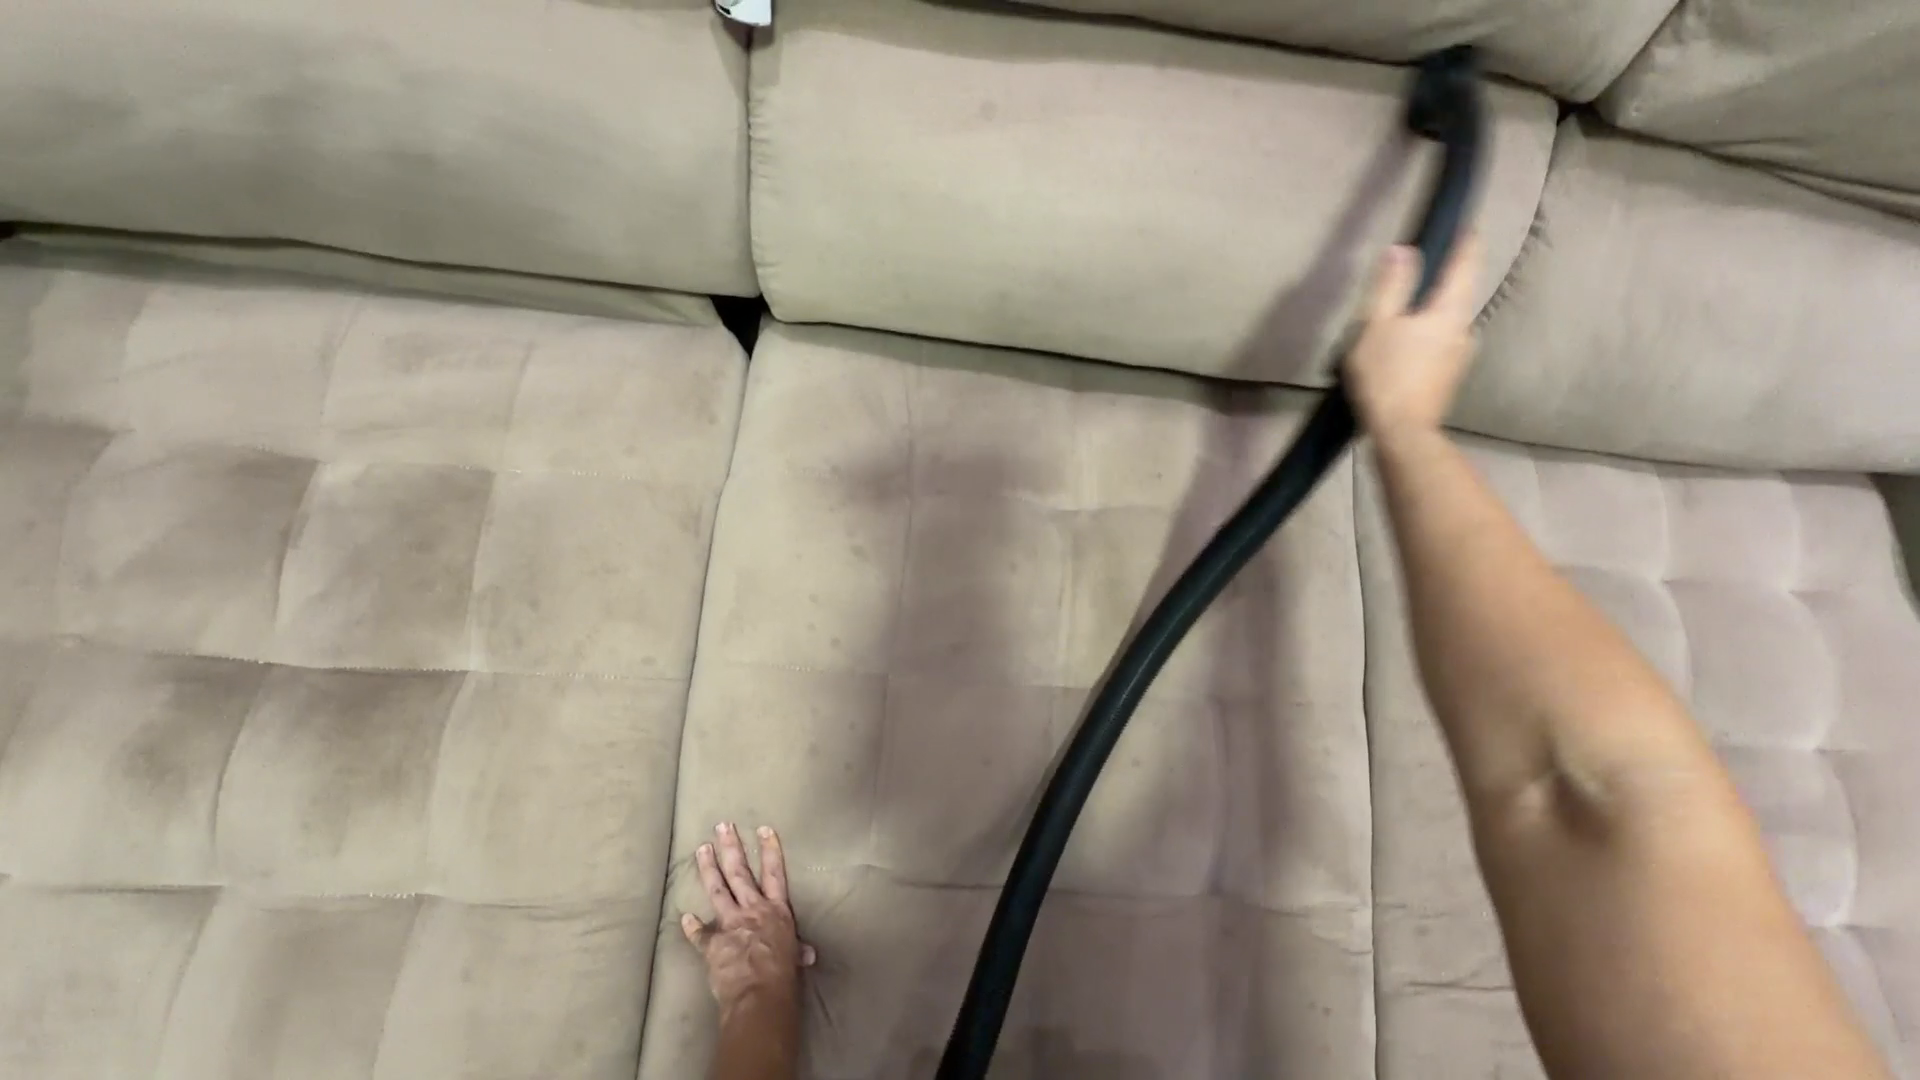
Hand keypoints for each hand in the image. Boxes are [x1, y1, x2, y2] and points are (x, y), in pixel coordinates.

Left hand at [681, 823, 816, 1014]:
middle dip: (732, 847)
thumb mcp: (794, 956)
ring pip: (718, 889)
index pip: (774, 873)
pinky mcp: (712, 942)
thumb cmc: (783, 973)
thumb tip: (808, 953)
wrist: (760, 993)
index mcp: (776, 910)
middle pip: (740, 872)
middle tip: (722, 826)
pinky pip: (700, 934)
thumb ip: (797, 949)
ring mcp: (730, 923)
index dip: (769, 850)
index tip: (763, 829)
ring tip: (702, 849)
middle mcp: (753, 909)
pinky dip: (692, 927)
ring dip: (709, 868)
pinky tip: (685, 917)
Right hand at [1343, 230, 1482, 436]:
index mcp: (1449, 311)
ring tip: (1404, 318)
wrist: (1403, 432)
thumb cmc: (1387, 375)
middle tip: (1424, 273)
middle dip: (1442, 283)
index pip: (1464, 265)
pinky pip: (1439, 347)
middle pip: (1456, 296)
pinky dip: (1424, 340)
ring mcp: (1460, 357)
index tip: (1468, 224)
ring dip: (1429, 316)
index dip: (1466, 243)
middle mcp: (1464, 329)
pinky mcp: (1448, 379)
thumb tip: (1403, 249)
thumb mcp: (1377, 326)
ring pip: (1446, 324)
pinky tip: (1404, 350)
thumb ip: (1391, 287)